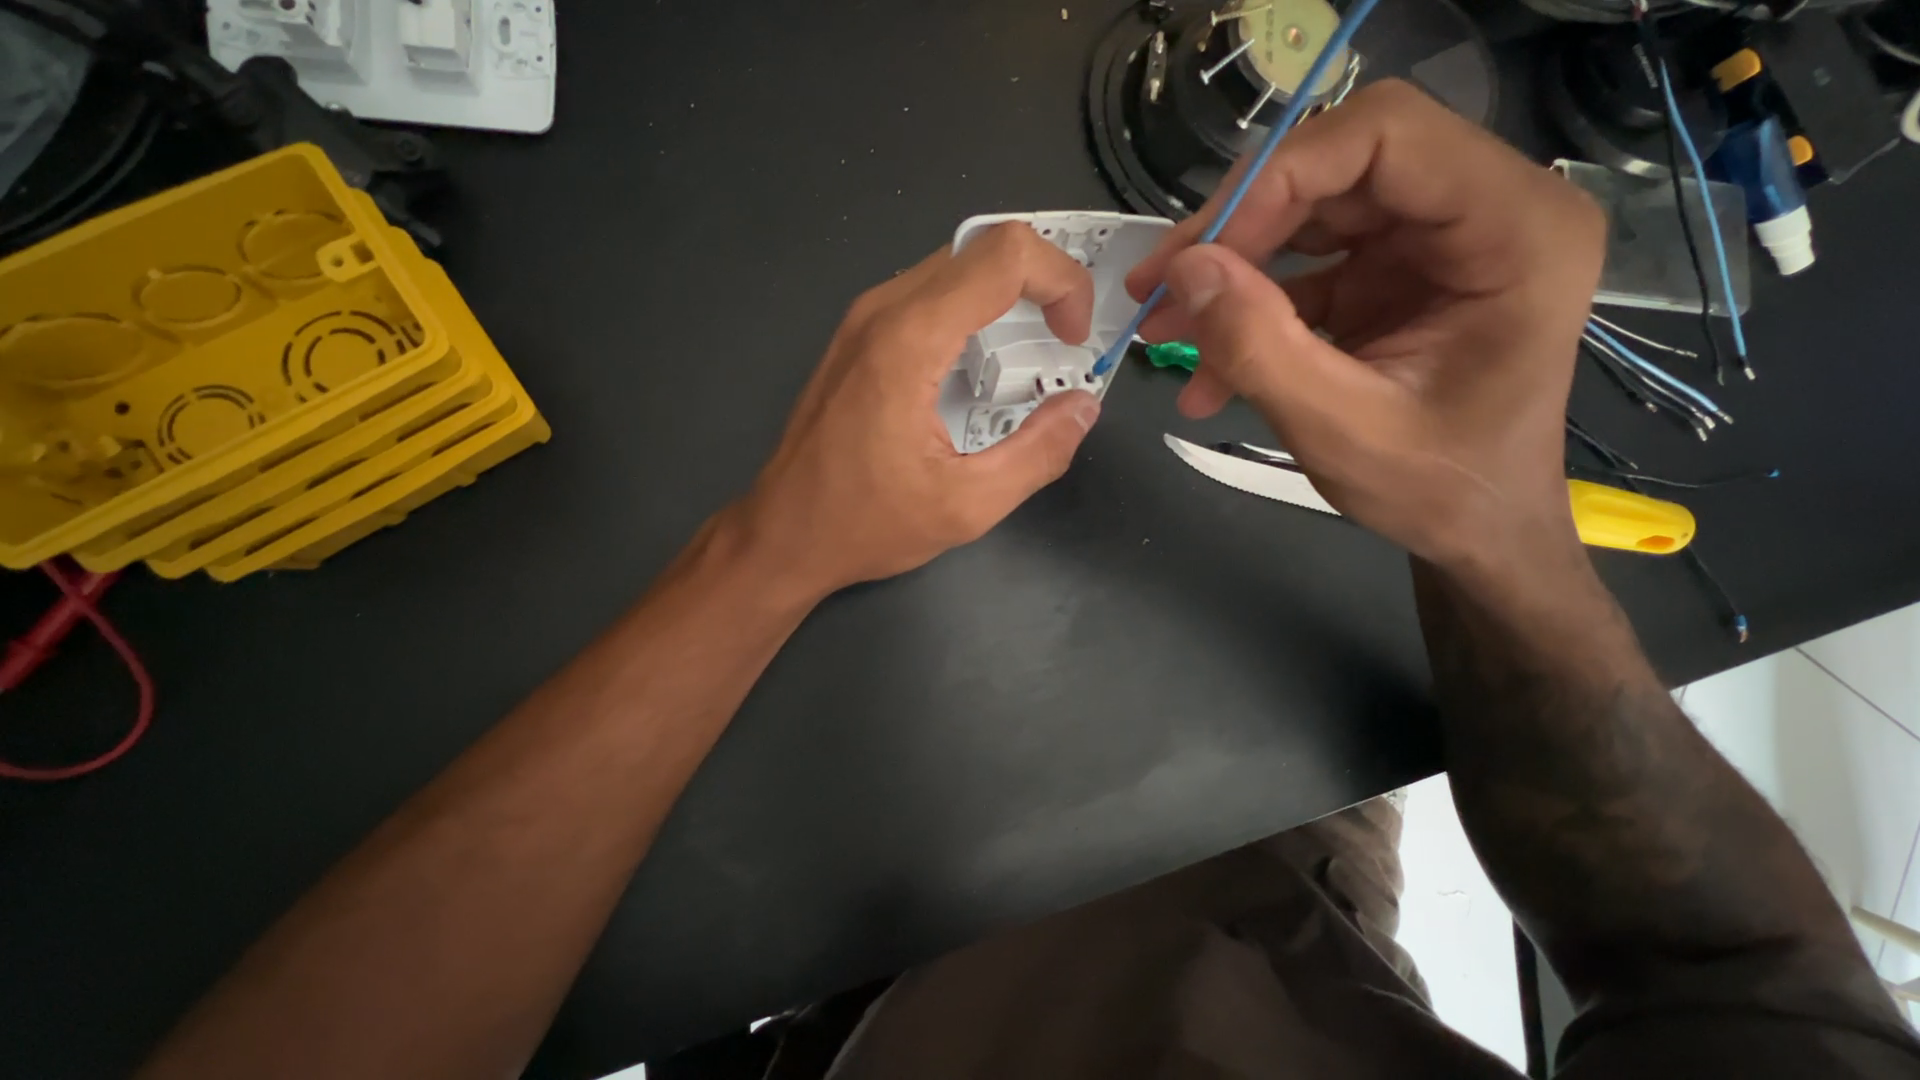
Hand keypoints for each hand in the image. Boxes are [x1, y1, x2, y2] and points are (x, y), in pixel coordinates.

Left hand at [735, 223, 1103, 597]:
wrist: (782, 536)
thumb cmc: (866, 524)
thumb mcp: (967, 506)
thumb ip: (1038, 454)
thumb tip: (1083, 408)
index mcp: (908, 342)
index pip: (1004, 256)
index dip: (1061, 281)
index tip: (1073, 339)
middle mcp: (881, 312)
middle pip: (981, 248)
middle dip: (1040, 282)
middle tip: (1062, 343)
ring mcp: (862, 320)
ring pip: (953, 265)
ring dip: (1004, 295)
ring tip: (1028, 354)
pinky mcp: (855, 337)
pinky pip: (926, 293)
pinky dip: (970, 309)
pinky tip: (977, 365)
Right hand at [1127, 80, 1605, 578]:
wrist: (1479, 532)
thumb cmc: (1440, 491)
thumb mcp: (1340, 431)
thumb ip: (1258, 348)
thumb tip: (1182, 271)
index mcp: (1515, 231)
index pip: (1384, 136)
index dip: (1277, 179)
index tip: (1201, 255)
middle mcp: (1485, 210)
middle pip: (1338, 165)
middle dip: (1238, 226)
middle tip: (1159, 287)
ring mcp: (1438, 239)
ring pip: (1312, 208)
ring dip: (1232, 265)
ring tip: (1164, 328)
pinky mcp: (1397, 271)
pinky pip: (1309, 260)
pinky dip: (1250, 304)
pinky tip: (1205, 362)